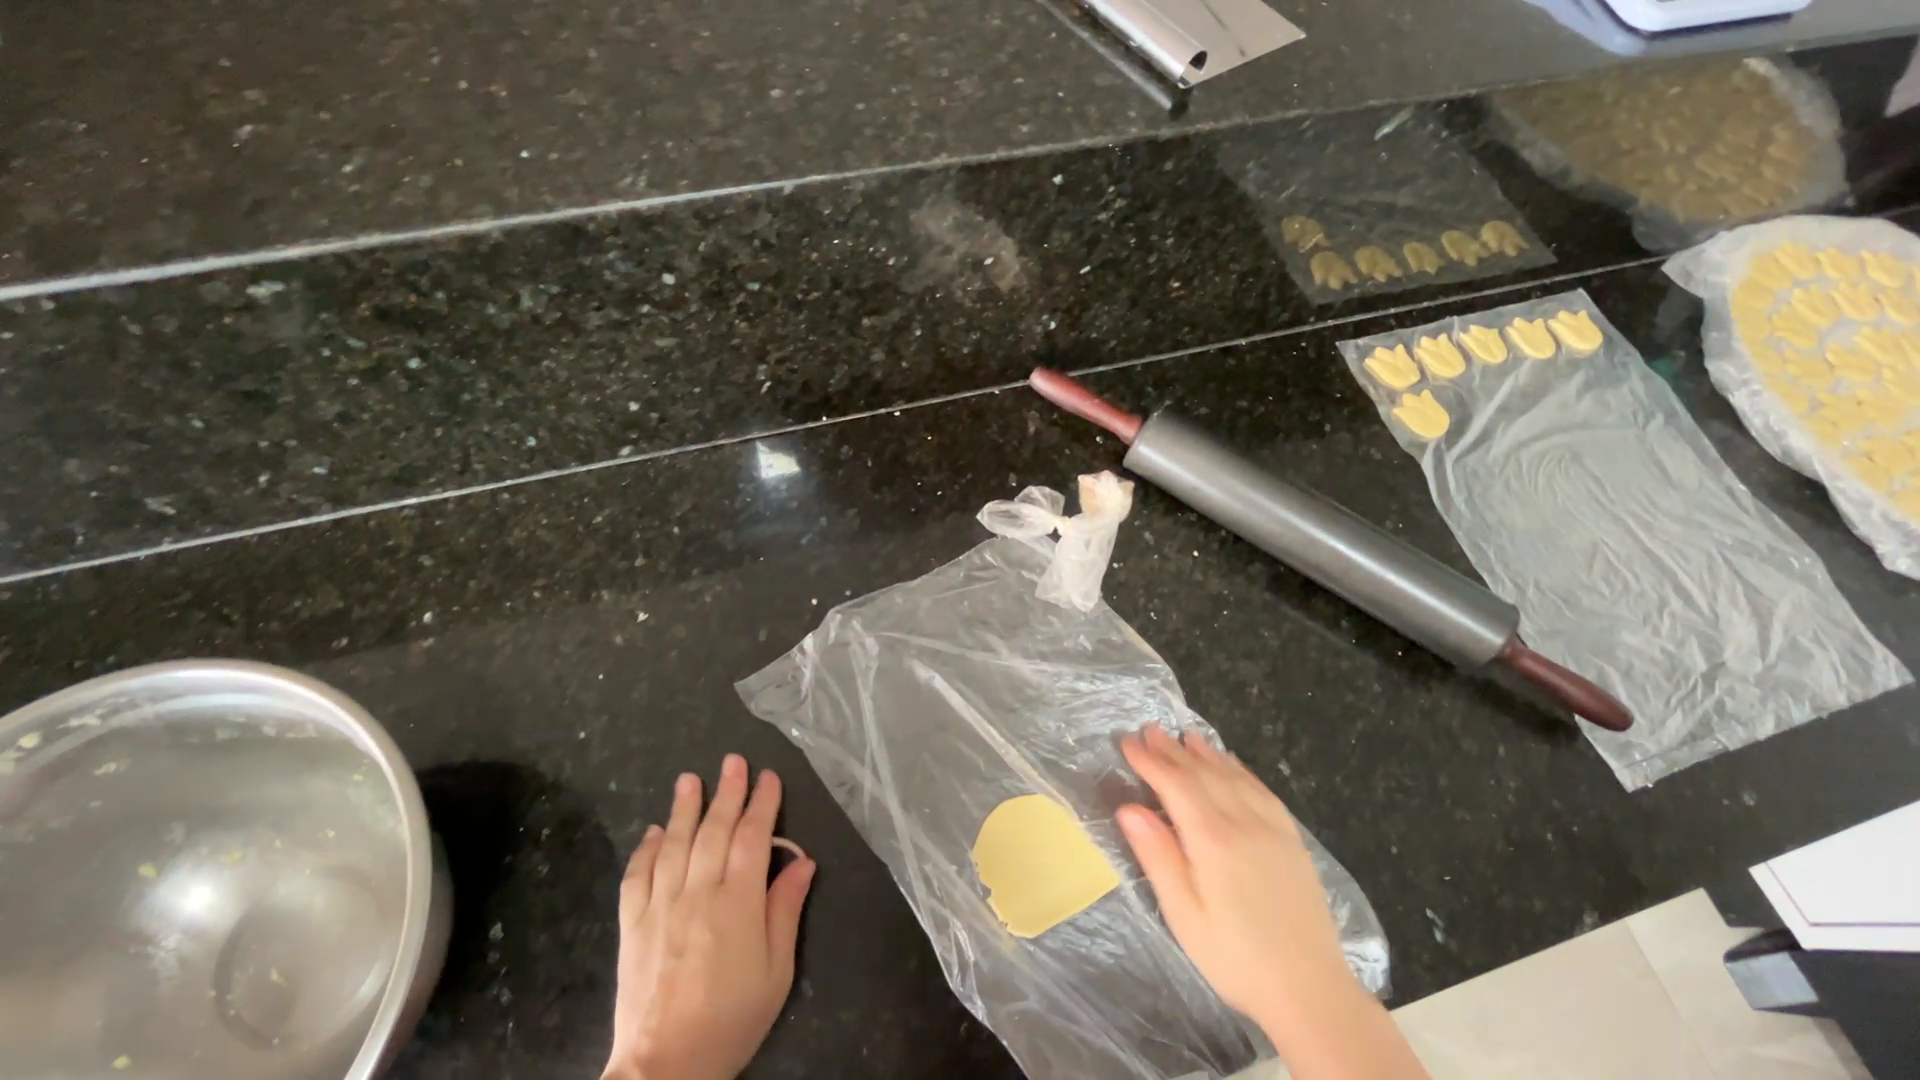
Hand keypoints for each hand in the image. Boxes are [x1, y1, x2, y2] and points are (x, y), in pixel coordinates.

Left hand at [603, 755, 816, 1079]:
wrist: (665, 1065)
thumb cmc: (732, 1019)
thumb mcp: (777, 972)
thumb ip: (785, 911)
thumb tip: (802, 862)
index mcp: (738, 903)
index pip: (752, 838)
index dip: (762, 804)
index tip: (768, 778)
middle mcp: (698, 893)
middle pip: (713, 830)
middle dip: (726, 793)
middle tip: (732, 761)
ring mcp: (660, 905)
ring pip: (674, 844)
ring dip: (683, 808)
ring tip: (689, 778)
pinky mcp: (633, 924)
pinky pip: (637, 875)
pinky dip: (646, 848)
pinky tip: (654, 830)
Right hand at [1118, 727, 1427, 1079]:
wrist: (1310, 989)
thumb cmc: (1235, 959)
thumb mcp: (1184, 915)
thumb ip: (1158, 856)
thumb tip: (1129, 808)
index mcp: (1213, 840)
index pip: (1176, 785)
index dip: (1150, 761)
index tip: (1127, 742)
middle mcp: (1245, 823)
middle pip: (1204, 774)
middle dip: (1173, 750)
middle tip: (1149, 729)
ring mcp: (1273, 829)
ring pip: (1234, 776)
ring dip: (1206, 754)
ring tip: (1185, 736)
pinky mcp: (1291, 841)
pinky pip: (1262, 790)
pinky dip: (1240, 770)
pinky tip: (1232, 765)